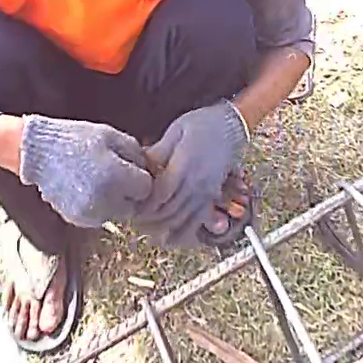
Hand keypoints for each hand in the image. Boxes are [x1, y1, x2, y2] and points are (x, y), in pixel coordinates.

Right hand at [17, 115, 155, 227]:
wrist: (40, 154)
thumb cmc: (77, 139)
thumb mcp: (112, 136)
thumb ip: (135, 153)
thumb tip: (149, 167)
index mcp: (115, 177)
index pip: (146, 188)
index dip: (143, 177)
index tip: (134, 168)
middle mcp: (104, 200)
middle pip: (135, 205)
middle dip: (132, 192)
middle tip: (120, 175)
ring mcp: (89, 214)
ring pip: (118, 214)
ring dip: (117, 201)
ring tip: (103, 180)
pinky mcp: (77, 220)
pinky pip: (100, 217)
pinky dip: (101, 207)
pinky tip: (91, 188)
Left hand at [138, 101, 248, 247]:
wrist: (231, 127)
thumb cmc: (202, 124)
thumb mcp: (176, 130)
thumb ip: (158, 151)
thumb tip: (139, 167)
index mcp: (187, 163)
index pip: (161, 193)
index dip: (144, 203)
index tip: (131, 202)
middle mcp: (198, 182)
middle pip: (169, 211)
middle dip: (148, 217)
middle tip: (132, 215)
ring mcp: (207, 192)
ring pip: (180, 220)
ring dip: (160, 227)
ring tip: (144, 225)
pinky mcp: (211, 198)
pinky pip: (196, 222)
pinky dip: (181, 234)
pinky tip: (167, 238)